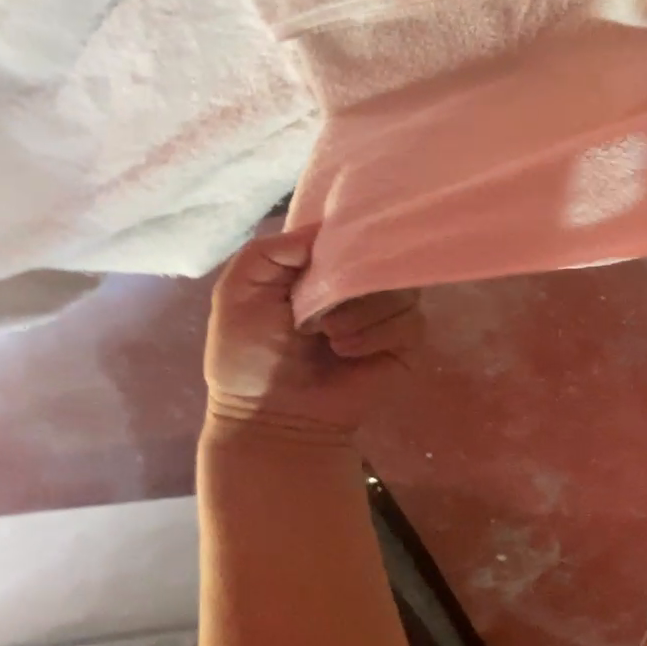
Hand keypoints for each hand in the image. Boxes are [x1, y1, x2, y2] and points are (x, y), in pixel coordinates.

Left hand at [204, 227, 422, 438]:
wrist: (275, 414)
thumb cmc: (249, 356)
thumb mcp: (237, 295)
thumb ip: (267, 253)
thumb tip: (322, 231)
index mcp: (323, 269)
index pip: (351, 236)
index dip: (348, 236)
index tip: (339, 248)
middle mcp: (360, 285)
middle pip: (383, 259)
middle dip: (352, 283)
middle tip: (321, 310)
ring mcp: (387, 312)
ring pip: (399, 290)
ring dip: (360, 315)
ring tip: (331, 339)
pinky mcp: (407, 339)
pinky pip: (409, 321)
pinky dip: (376, 336)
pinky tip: (350, 352)